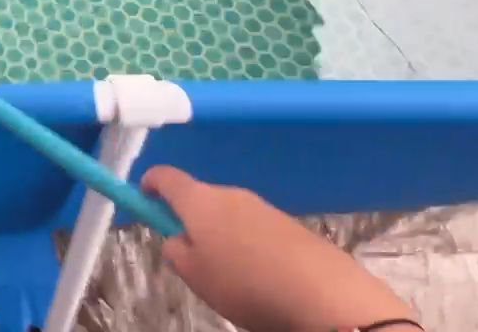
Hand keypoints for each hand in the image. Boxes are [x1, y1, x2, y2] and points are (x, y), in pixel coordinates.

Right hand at [142, 166, 414, 331]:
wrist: (332, 302)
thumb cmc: (249, 286)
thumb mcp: (196, 277)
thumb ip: (176, 252)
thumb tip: (178, 239)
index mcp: (199, 200)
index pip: (164, 176)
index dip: (150, 185)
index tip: (145, 201)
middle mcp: (230, 194)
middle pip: (200, 198)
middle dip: (193, 221)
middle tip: (195, 258)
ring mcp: (266, 209)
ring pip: (232, 217)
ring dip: (226, 238)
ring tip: (237, 281)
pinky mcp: (297, 229)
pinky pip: (262, 233)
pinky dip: (256, 251)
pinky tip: (269, 284)